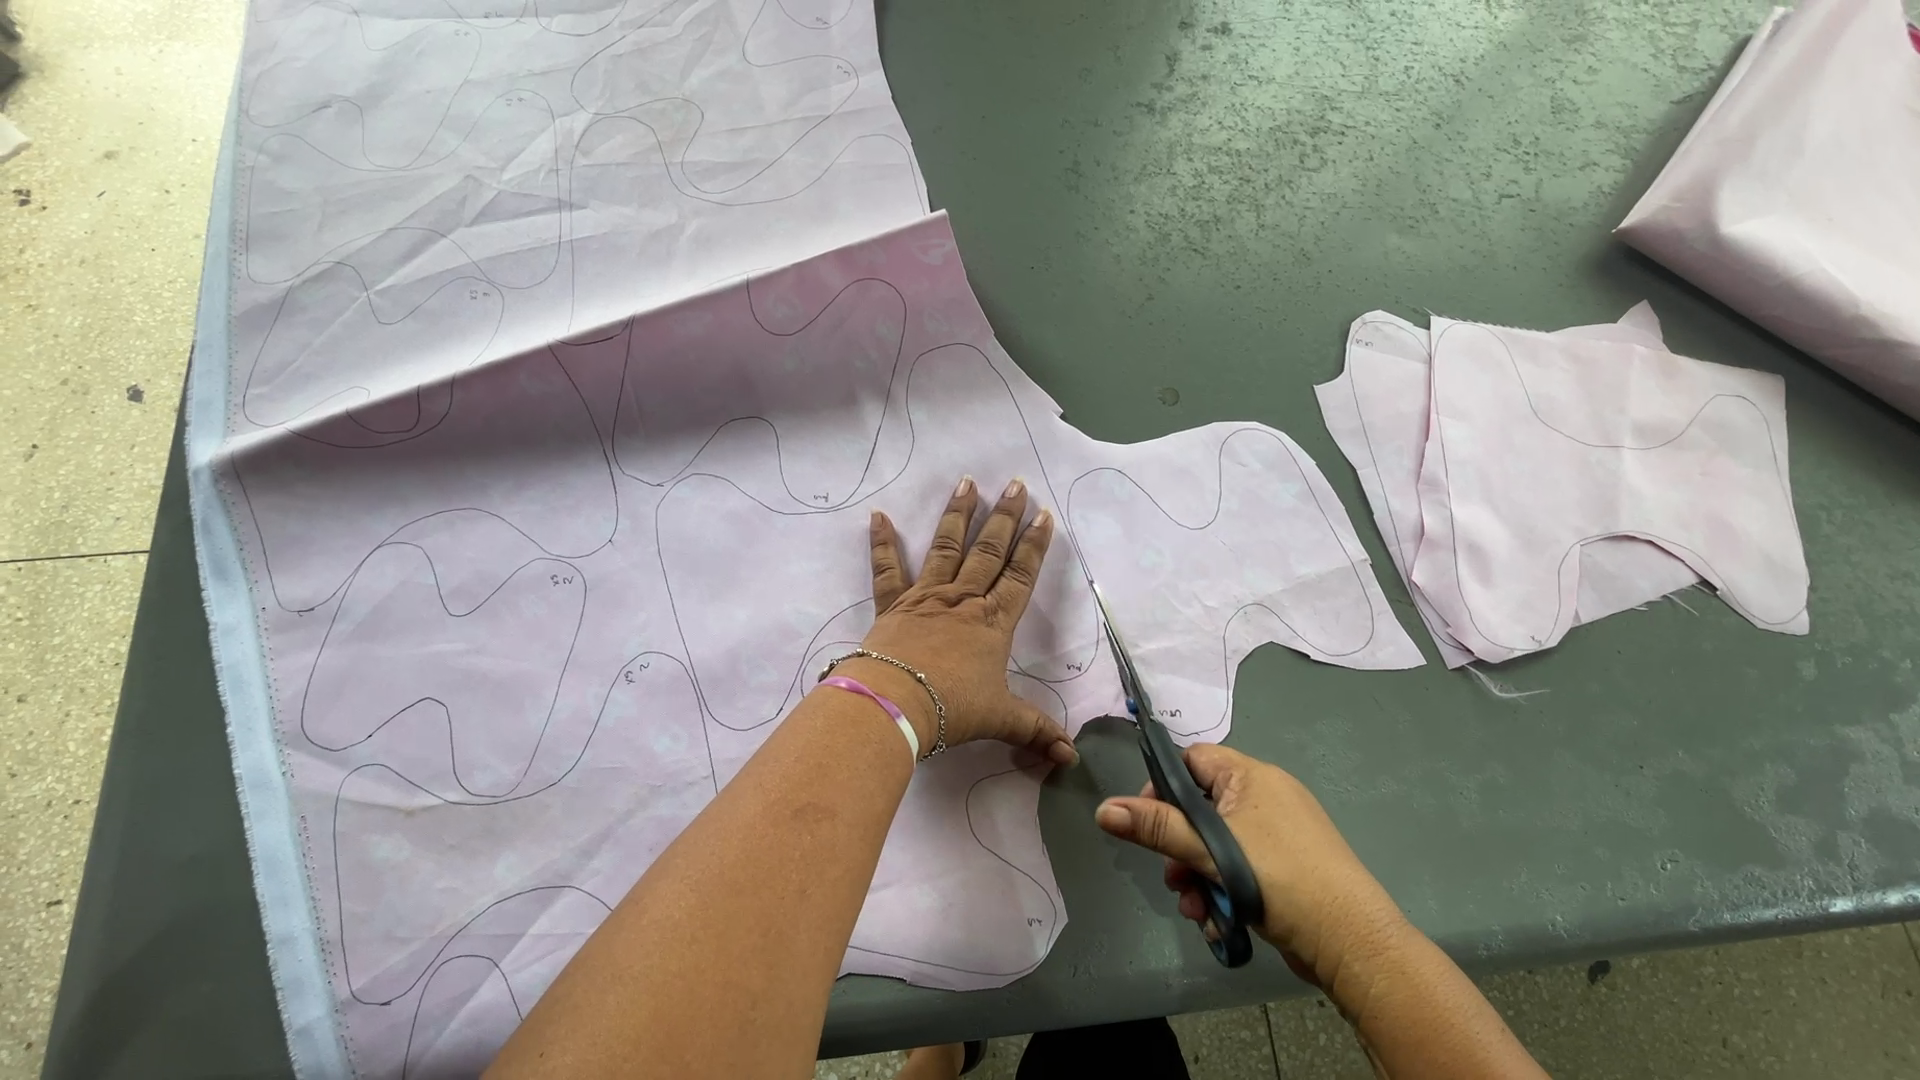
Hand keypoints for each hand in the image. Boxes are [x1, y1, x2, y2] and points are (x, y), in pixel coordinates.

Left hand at [854, 475, 1076, 765]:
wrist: (895, 705)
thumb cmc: (951, 709)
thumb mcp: (1001, 719)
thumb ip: (1035, 732)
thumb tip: (1072, 757)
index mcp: (993, 622)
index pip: (1020, 576)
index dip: (1034, 546)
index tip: (1044, 515)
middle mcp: (962, 601)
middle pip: (988, 551)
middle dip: (1004, 517)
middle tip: (1014, 484)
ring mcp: (926, 598)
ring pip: (946, 548)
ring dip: (958, 515)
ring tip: (967, 482)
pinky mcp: (893, 606)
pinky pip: (887, 569)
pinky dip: (882, 542)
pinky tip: (878, 515)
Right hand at [1093, 744, 1408, 987]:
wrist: (1353, 942)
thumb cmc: (1281, 880)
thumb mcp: (1211, 850)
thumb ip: (1156, 828)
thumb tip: (1103, 809)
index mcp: (1251, 777)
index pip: (1192, 760)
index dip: (1162, 786)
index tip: (1145, 822)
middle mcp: (1265, 797)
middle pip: (1199, 808)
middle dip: (1178, 846)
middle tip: (1172, 878)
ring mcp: (1278, 833)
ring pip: (1216, 844)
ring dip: (1196, 875)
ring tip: (1196, 908)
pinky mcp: (1285, 867)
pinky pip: (1238, 866)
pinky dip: (1222, 888)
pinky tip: (1218, 919)